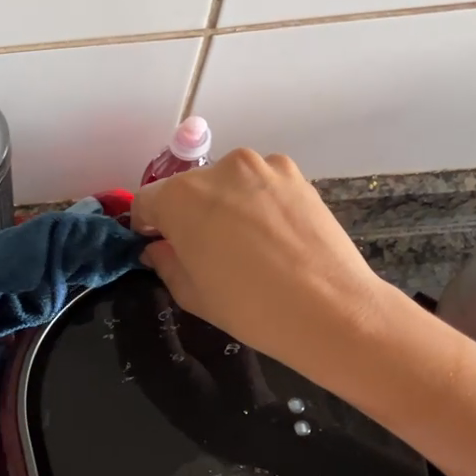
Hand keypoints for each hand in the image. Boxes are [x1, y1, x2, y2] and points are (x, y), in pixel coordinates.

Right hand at [130, 148, 393, 367]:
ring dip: (222, 206)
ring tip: (241, 246)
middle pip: (185, 188)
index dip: (147, 227)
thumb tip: (158, 248)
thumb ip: (164, 262)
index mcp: (180, 197)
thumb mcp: (190, 294)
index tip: (158, 248)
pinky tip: (269, 237)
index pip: (146, 202)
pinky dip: (254, 203)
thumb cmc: (248, 307)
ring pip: (224, 184)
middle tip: (202, 252)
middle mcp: (219, 169)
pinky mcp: (295, 174)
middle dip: (185, 215)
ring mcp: (262, 166)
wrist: (329, 308)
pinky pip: (258, 184)